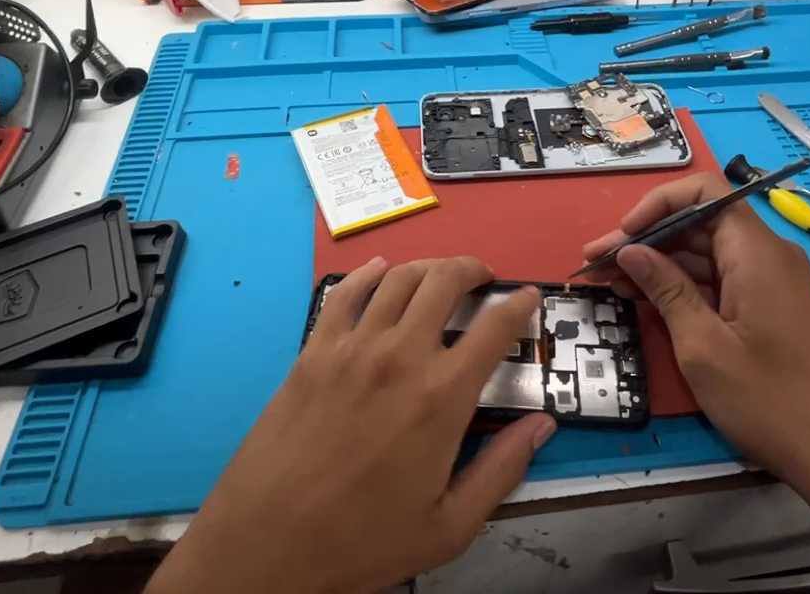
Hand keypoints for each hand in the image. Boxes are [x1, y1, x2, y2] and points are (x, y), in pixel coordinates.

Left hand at [148, 257, 555, 593]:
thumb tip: (542, 425)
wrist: (268, 543)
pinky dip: (368, 273)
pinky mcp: (315, 349)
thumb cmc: (362, 540)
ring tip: (440, 275)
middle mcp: (401, 354)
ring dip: (428, 266)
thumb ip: (502, 470)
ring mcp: (353, 346)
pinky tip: (379, 270)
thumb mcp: (448, 525)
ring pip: (399, 277)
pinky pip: (345, 293)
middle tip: (483, 278)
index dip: (519, 304)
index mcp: (442, 396)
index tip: (528, 297)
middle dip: (472, 269)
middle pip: (445, 281)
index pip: (495, 328)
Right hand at [579, 174, 809, 484]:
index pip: (703, 192)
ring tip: (608, 281)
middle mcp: (768, 255)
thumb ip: (666, 290)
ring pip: (705, 254)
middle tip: (595, 263)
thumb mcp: (704, 347)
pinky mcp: (772, 307)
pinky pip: (720, 280)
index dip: (656, 204)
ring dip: (658, 265)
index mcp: (756, 251)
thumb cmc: (772, 402)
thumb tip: (630, 250)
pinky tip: (644, 299)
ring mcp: (772, 282)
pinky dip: (683, 286)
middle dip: (646, 239)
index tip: (621, 236)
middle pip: (699, 223)